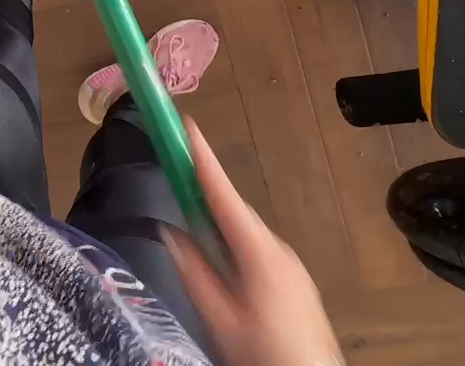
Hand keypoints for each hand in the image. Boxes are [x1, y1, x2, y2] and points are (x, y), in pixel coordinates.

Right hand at [164, 118, 341, 365]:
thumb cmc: (265, 354)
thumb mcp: (219, 320)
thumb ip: (193, 272)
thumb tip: (169, 231)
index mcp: (258, 251)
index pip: (223, 193)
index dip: (202, 156)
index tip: (186, 123)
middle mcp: (278, 249)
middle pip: (233, 210)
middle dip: (204, 191)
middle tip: (174, 176)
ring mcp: (291, 266)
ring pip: (244, 232)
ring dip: (218, 222)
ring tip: (192, 230)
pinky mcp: (295, 283)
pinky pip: (257, 249)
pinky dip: (234, 242)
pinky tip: (223, 264)